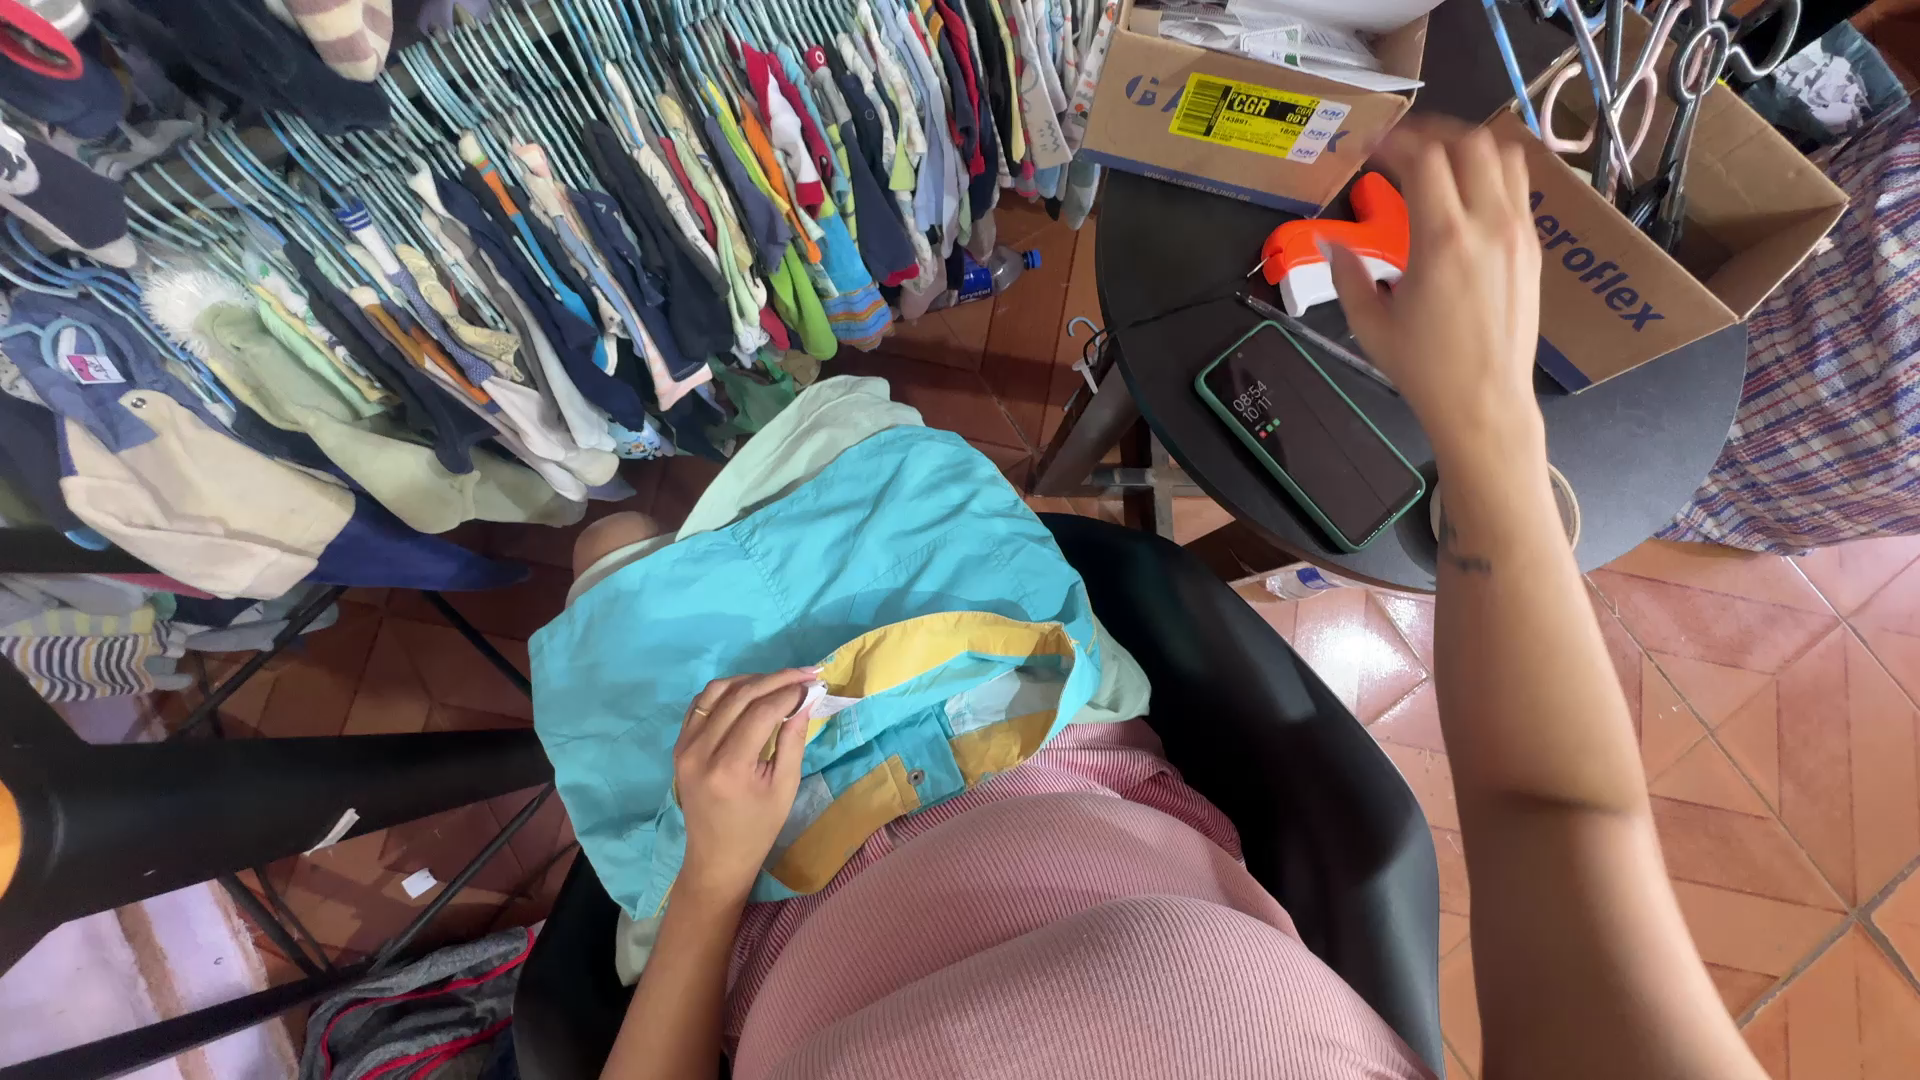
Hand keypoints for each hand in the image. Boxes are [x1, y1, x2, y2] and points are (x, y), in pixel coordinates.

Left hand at [672, 668, 817, 901]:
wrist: (716, 857)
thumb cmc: (758, 828)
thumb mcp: (785, 787)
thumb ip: (794, 740)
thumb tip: (806, 699)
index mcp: (729, 768)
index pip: (762, 712)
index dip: (790, 692)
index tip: (813, 684)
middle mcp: (700, 751)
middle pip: (740, 695)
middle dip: (776, 679)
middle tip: (805, 674)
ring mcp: (684, 746)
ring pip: (717, 691)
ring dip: (751, 679)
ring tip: (779, 681)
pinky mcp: (679, 745)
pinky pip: (701, 703)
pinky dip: (727, 690)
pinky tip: (750, 692)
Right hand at [1328, 119, 1545, 468]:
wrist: (1483, 398)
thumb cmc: (1421, 368)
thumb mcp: (1369, 325)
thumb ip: (1348, 276)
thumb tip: (1331, 242)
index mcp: (1441, 242)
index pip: (1425, 161)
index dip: (1395, 143)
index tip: (1371, 148)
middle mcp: (1488, 225)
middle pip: (1470, 143)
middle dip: (1432, 134)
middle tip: (1400, 147)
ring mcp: (1518, 232)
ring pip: (1504, 156)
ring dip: (1467, 147)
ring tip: (1436, 161)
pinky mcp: (1531, 245)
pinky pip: (1517, 186)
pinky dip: (1489, 173)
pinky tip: (1464, 193)